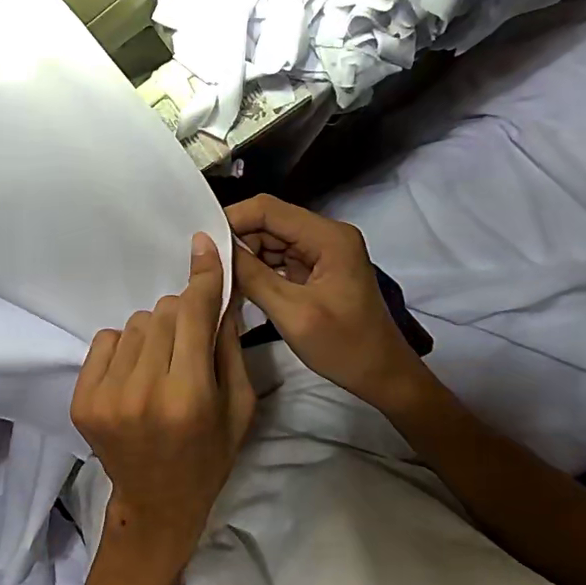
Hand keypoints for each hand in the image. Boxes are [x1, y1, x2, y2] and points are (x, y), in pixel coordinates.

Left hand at [71, 231, 255, 582]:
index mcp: (188, 396)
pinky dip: (126, 348)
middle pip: (164, 312)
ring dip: (155, 335)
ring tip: (162, 367)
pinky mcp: (82, 399)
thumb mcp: (238, 405)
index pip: (194, 314)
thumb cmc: (209, 457)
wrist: (157, 504)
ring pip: (137, 324)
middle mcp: (142, 392)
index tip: (203, 246)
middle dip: (183, 318)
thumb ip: (229, 345)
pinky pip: (107, 339)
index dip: (202, 278)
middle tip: (189, 347)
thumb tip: (221, 290)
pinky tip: (136, 376)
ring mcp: (106, 396)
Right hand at [225, 195, 426, 407]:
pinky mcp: (319, 269)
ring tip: (222, 279)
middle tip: (210, 267)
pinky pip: (281, 258)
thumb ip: (252, 276)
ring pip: (272, 240)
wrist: (383, 375)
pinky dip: (260, 270)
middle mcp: (328, 235)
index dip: (233, 219)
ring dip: (247, 257)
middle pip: (270, 222)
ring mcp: (324, 252)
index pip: (269, 209)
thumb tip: (214, 248)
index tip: (202, 242)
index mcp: (329, 237)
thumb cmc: (344, 347)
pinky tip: (241, 286)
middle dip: (238, 240)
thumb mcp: (292, 313)